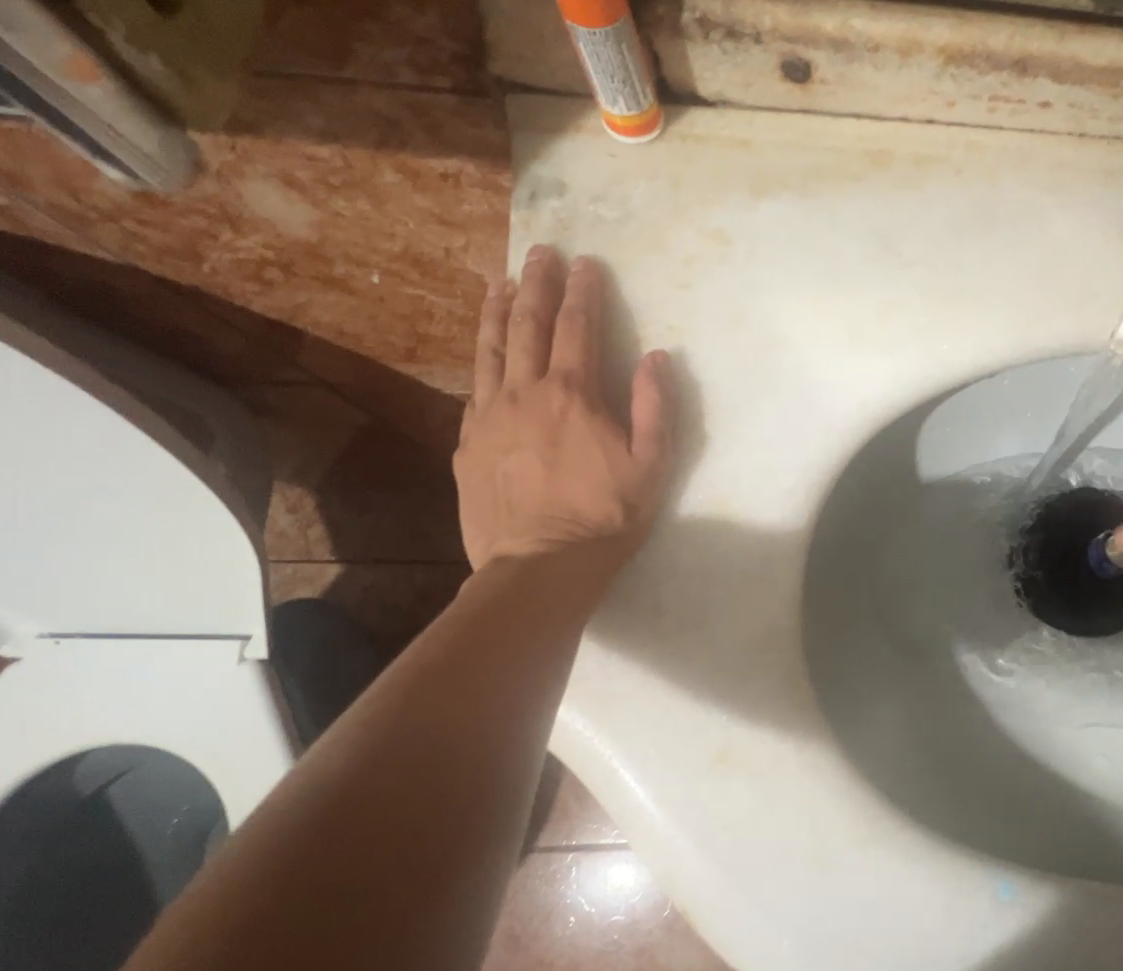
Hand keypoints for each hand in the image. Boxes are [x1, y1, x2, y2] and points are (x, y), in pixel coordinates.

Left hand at [455, 245, 673, 571]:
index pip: (578, 328)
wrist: (539, 565)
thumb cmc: (605, 518)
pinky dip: (479, 358)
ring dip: (496, 310)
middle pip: (527, 325)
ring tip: (499, 281)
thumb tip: (655, 356)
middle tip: (540, 252)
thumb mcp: (651, 467)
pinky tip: (483, 351)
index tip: (586, 262)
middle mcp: (526, 392)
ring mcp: (489, 415)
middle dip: (537, 284)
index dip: (584, 292)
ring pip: (490, 349)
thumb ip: (655, 407)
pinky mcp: (467, 442)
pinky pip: (474, 387)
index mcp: (574, 395)